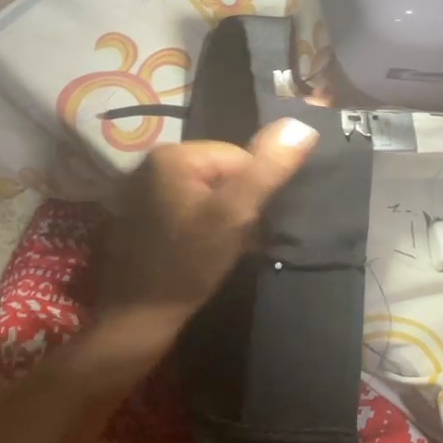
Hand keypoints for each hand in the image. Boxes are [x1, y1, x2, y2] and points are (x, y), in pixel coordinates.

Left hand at [95, 117, 318, 343]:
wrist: (140, 317)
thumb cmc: (188, 263)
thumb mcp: (234, 215)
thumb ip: (268, 169)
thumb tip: (302, 125)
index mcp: (174, 154)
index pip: (240, 156)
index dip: (253, 192)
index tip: (248, 225)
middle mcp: (154, 162)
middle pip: (223, 173)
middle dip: (238, 204)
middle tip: (237, 239)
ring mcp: (144, 189)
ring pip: (208, 191)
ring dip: (224, 217)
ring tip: (221, 247)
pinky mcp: (143, 214)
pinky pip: (188, 205)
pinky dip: (203, 224)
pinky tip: (202, 249)